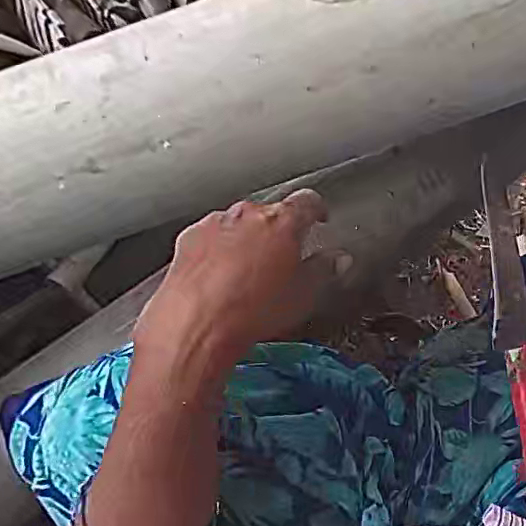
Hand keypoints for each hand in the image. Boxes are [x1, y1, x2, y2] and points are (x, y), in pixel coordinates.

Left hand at [134, 190, 348, 374]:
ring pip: (239, 226)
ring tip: (250, 276)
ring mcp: (214, 224)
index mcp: (282, 222)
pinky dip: (219, 252)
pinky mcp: (188, 240)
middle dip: (279, 233)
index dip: (317, 210)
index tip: (319, 218)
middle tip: (284, 260)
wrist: (196, 322)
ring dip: (247, 242)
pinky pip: (212, 239)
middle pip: (270, 214)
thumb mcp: (304, 295)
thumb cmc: (254, 309)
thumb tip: (338, 260)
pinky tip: (221, 279)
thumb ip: (324, 270)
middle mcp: (247, 214)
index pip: (307, 202)